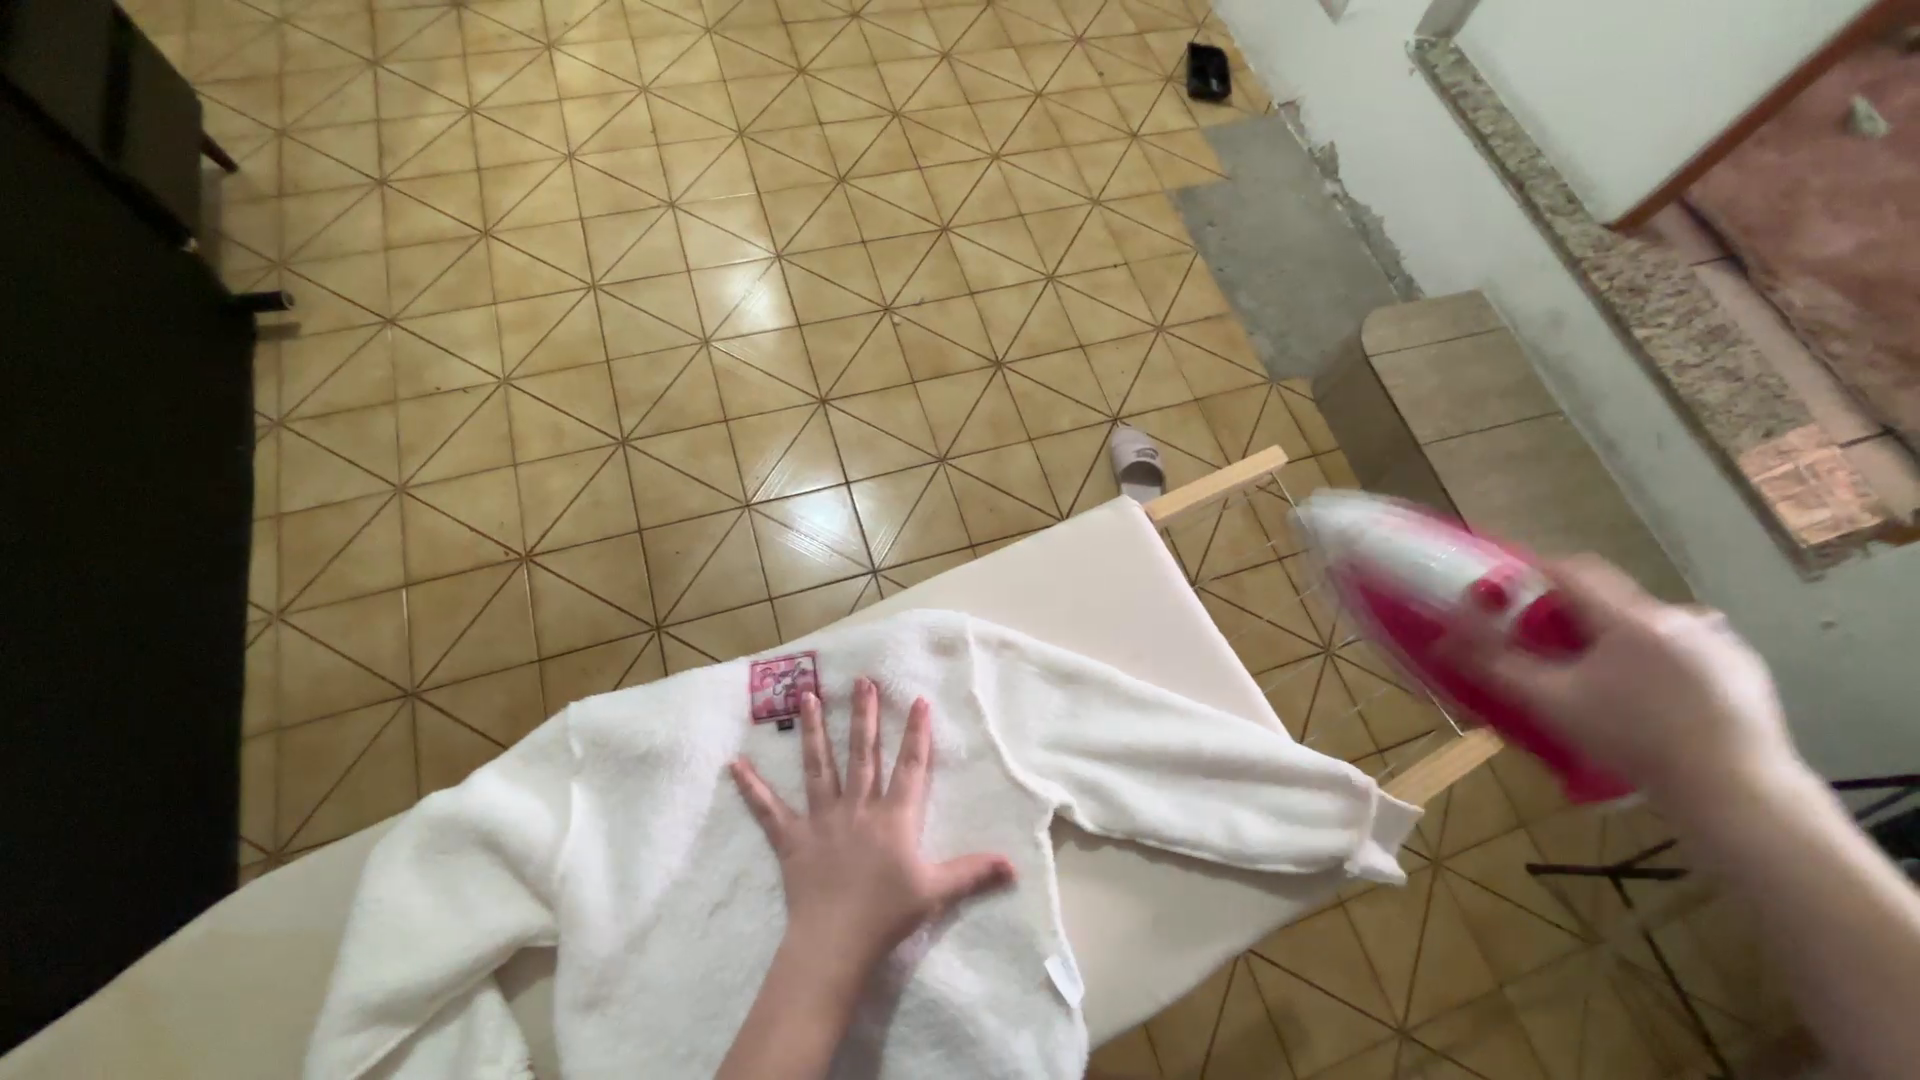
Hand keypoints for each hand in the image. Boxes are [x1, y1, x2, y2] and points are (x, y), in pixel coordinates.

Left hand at [730, 677, 1015, 976]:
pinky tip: (735, 763)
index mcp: (894, 817)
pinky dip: (751, 787)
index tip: (918, 701)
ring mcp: (822, 819)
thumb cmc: (888, 914)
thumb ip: (973, 872)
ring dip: (813, 731)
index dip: (916, 734)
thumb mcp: (937, 891)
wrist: (835, 942)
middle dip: (865, 715)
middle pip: (864, 753)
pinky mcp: (792, 838)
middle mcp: (858, 807)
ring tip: (807, 697)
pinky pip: (768, 809)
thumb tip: (1014, 865)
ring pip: (819, 766)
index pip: (910, 767)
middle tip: (863, 681)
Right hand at [1454, 556, 1802, 808]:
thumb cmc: (1632, 740)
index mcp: (1628, 617)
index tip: (1511, 594)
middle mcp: (1677, 616)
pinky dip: (1661, 663)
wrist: (1734, 790)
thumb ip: (1496, 666)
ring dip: (1620, 640)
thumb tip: (1443, 641)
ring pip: (1649, 625)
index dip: (1535, 574)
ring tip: (1604, 683)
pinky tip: (1655, 703)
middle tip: (1550, 649)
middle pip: (1610, 598)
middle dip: (1574, 615)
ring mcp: (1718, 642)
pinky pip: (1688, 650)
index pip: (1571, 570)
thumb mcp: (1551, 704)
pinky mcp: (1744, 670)